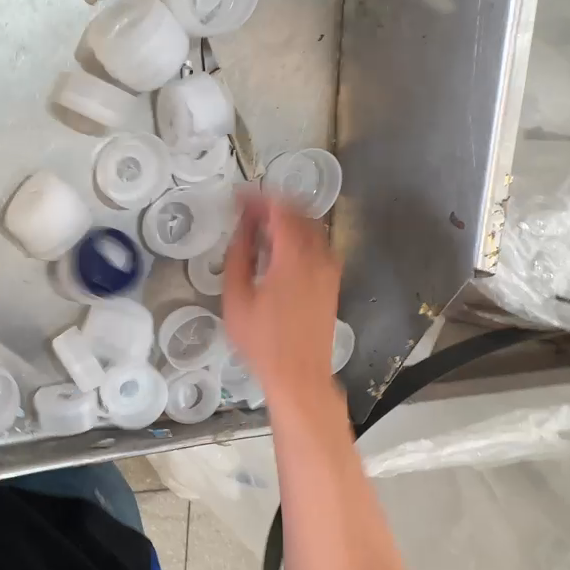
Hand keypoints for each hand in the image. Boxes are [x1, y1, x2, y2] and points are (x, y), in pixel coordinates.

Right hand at [222, 194, 341, 401]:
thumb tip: (241, 232)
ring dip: (287, 221)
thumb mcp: (237, 299)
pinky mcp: (331, 283)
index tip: (239, 195)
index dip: (259, 197)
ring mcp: (329, 270)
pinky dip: (298, 238)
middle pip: (300, 214)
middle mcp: (318, 257)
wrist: (299, 374)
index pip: (280, 210)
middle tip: (248, 207)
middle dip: (274, 205)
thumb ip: (238, 258)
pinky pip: (317, 247)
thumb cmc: (263, 342)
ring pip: (312, 230)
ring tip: (261, 226)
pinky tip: (280, 250)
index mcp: (293, 257)